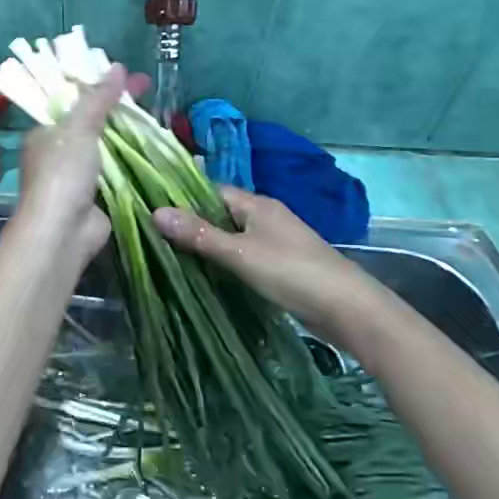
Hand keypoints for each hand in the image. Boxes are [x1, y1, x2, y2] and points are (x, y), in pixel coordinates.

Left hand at [15, 67, 147, 265]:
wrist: (63, 231)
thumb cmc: (63, 174)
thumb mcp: (79, 128)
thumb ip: (98, 98)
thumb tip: (116, 67)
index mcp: (45, 133)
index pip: (73, 101)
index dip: (100, 85)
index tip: (129, 75)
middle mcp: (59, 153)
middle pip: (92, 123)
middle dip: (119, 108)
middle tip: (149, 92)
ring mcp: (78, 177)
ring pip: (107, 148)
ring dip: (129, 135)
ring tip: (156, 117)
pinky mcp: (97, 198)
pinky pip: (118, 172)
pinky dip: (134, 162)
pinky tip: (155, 149)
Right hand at [153, 187, 382, 345]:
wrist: (346, 308)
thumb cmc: (290, 272)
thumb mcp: (239, 253)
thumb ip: (198, 234)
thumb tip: (155, 212)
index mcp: (257, 204)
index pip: (211, 191)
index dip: (183, 198)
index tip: (152, 210)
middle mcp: (266, 216)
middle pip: (221, 213)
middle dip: (192, 224)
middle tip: (155, 237)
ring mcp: (276, 241)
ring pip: (233, 236)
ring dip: (209, 245)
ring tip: (173, 257)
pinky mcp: (282, 264)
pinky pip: (245, 255)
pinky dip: (226, 261)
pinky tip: (209, 275)